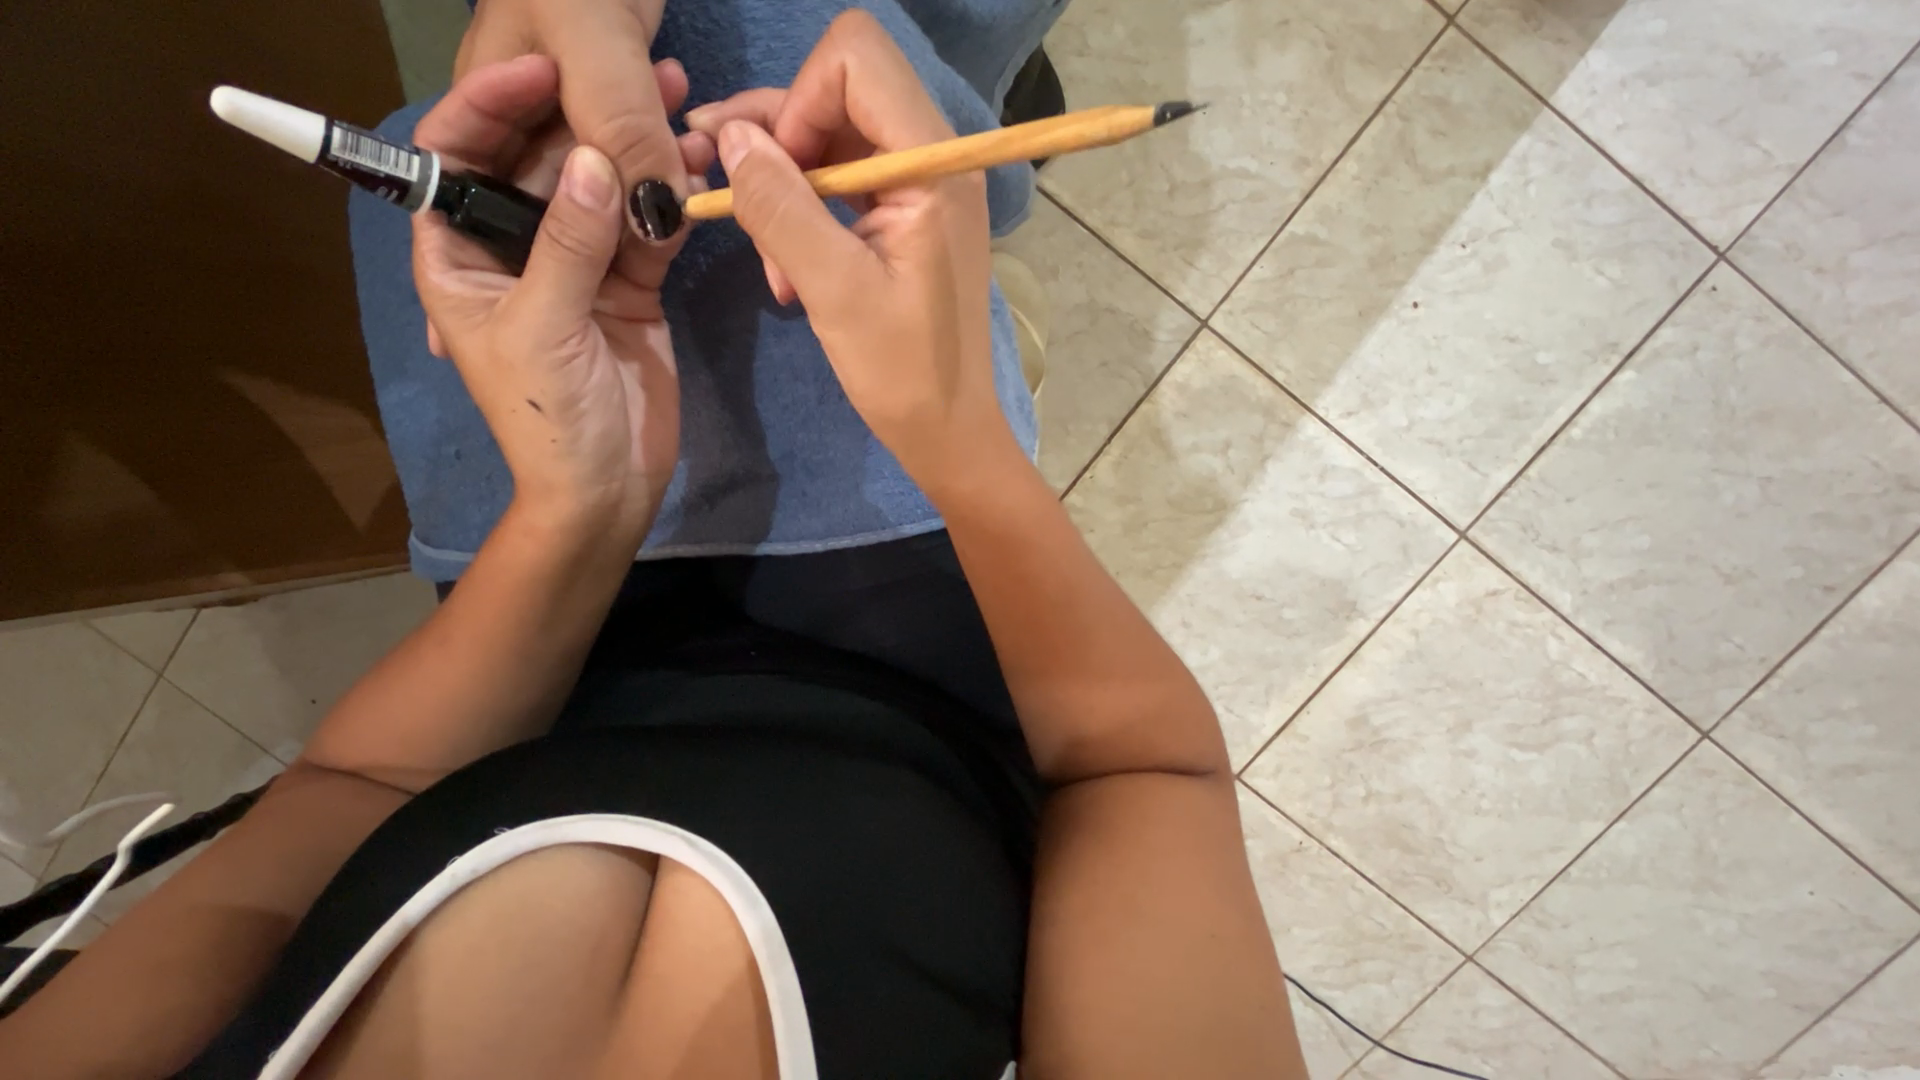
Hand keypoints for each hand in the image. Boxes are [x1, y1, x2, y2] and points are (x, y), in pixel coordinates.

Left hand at [413, 57, 681, 543]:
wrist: (609, 485)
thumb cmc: (548, 418)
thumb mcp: (543, 327)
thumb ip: (568, 246)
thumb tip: (599, 163)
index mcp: (461, 254)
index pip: (456, 159)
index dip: (489, 107)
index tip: (541, 70)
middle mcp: (517, 248)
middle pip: (540, 166)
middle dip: (581, 122)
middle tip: (637, 75)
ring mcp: (580, 266)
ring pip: (603, 195)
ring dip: (636, 158)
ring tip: (682, 112)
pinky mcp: (632, 287)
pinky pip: (646, 234)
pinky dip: (667, 209)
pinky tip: (694, 174)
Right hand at [457, 0, 688, 240]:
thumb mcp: (590, 50)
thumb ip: (622, 134)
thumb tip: (659, 220)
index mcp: (485, 115)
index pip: (505, 201)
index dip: (565, 230)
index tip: (632, 231)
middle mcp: (523, 127)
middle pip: (568, 200)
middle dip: (627, 205)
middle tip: (679, 197)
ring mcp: (571, 117)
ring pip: (615, 180)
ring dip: (659, 178)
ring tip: (696, 160)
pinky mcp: (616, 109)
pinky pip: (644, 150)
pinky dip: (672, 150)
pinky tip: (697, 137)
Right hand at [685, 12, 1021, 498]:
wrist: (947, 430)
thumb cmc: (903, 375)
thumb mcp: (834, 292)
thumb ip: (781, 208)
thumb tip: (730, 137)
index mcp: (933, 166)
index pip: (856, 60)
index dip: (798, 102)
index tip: (778, 176)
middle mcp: (932, 160)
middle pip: (836, 93)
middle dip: (777, 142)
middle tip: (727, 201)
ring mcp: (919, 189)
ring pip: (829, 139)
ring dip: (783, 188)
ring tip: (764, 257)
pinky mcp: (904, 218)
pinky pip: (839, 184)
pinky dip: (803, 214)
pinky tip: (785, 268)